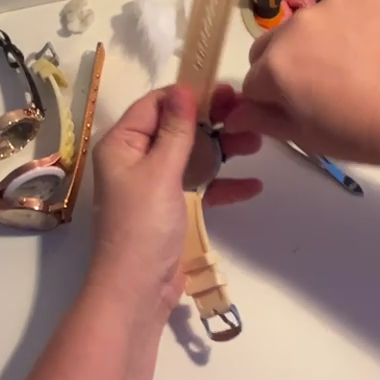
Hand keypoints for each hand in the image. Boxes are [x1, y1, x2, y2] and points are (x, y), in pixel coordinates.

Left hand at [90, 84, 261, 306]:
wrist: (137, 291)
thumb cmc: (142, 226)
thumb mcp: (160, 172)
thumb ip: (176, 131)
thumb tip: (184, 89)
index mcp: (122, 145)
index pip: (155, 105)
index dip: (188, 95)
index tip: (226, 91)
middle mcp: (136, 160)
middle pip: (177, 129)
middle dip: (212, 122)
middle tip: (248, 115)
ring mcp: (154, 186)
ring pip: (192, 157)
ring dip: (222, 151)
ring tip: (257, 144)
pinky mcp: (171, 210)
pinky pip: (199, 187)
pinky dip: (222, 185)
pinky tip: (252, 185)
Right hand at [224, 0, 379, 167]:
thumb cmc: (369, 132)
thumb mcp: (309, 138)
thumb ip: (265, 121)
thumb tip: (237, 113)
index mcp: (275, 69)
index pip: (251, 84)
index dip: (269, 102)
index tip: (295, 112)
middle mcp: (295, 29)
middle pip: (269, 48)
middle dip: (283, 68)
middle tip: (320, 92)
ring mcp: (331, 7)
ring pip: (305, 28)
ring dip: (315, 46)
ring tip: (353, 73)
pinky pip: (341, 13)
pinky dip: (348, 30)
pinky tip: (375, 55)